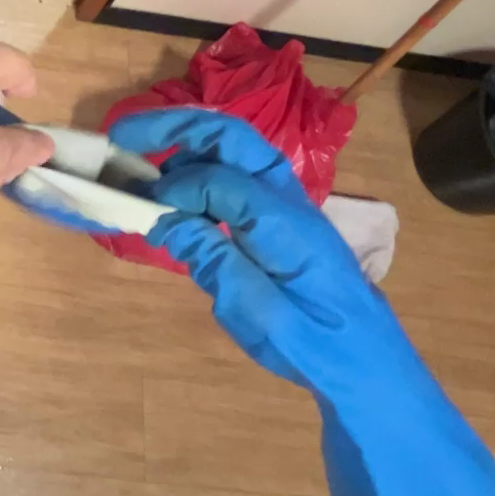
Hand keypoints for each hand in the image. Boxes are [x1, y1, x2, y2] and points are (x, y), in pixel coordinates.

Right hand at [108, 107, 423, 398]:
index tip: (143, 214)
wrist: (372, 368)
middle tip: (122, 136)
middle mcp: (289, 200)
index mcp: (287, 226)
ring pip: (234, 148)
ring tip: (143, 167)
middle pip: (231, 137)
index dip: (174, 190)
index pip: (219, 181)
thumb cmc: (317, 350)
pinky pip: (237, 172)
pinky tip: (174, 194)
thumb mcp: (260, 318)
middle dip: (174, 127)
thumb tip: (163, 219)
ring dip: (185, 147)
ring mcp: (288, 203)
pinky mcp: (280, 215)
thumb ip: (213, 263)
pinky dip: (198, 168)